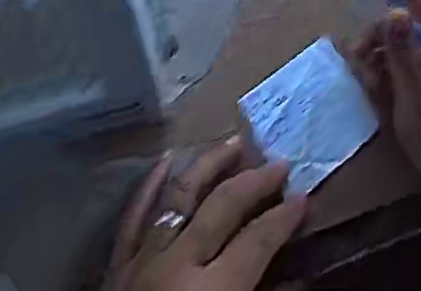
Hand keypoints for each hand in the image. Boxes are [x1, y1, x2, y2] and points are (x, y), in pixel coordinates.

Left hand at [103, 136, 306, 290]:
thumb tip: (297, 282)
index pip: (257, 242)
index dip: (283, 219)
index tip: (304, 199)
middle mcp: (177, 264)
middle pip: (223, 207)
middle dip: (255, 181)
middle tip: (280, 163)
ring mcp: (143, 260)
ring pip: (180, 195)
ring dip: (209, 166)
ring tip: (233, 143)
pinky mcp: (116, 267)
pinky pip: (134, 215)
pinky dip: (150, 185)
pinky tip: (165, 159)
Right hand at [349, 0, 420, 194]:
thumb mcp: (416, 88)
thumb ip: (403, 48)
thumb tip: (393, 12)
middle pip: (411, 10)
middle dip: (381, 23)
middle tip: (359, 39)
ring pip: (404, 35)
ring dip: (380, 46)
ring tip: (364, 68)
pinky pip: (406, 56)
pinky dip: (388, 62)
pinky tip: (375, 81)